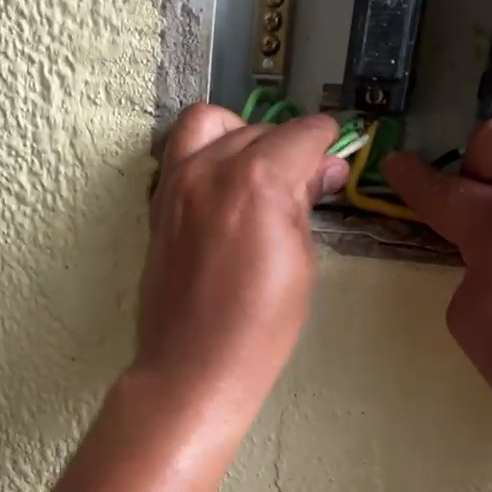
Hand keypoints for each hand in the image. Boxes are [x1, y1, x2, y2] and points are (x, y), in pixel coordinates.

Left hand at [133, 104, 350, 417]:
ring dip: (240, 136)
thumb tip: (321, 169)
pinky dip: (206, 155)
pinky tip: (225, 192)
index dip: (326, 144)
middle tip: (303, 186)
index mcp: (257, 180)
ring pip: (209, 124)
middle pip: (259, 129)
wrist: (192, 368)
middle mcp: (210, 168)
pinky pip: (181, 153)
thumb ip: (305, 204)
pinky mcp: (157, 204)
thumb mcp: (301, 263)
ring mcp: (176, 184)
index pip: (303, 134)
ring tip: (256, 175)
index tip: (333, 159)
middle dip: (287, 148)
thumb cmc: (258, 329)